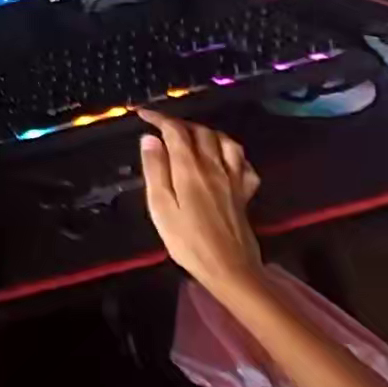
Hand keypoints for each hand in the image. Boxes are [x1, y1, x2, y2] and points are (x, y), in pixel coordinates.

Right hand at [138, 108, 264, 297]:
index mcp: (190, 169)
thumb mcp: (160, 205)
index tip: (142, 114)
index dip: (158, 118)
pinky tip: (222, 159)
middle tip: (161, 127)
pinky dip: (231, 154)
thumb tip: (150, 139)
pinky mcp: (245, 195)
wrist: (230, 271)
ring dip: (207, 132)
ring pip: (226, 143)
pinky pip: (244, 164)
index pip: (175, 131)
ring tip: (191, 136)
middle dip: (180, 123)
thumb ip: (155, 169)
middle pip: (201, 132)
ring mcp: (234, 181)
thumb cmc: (187, 240)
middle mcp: (215, 168)